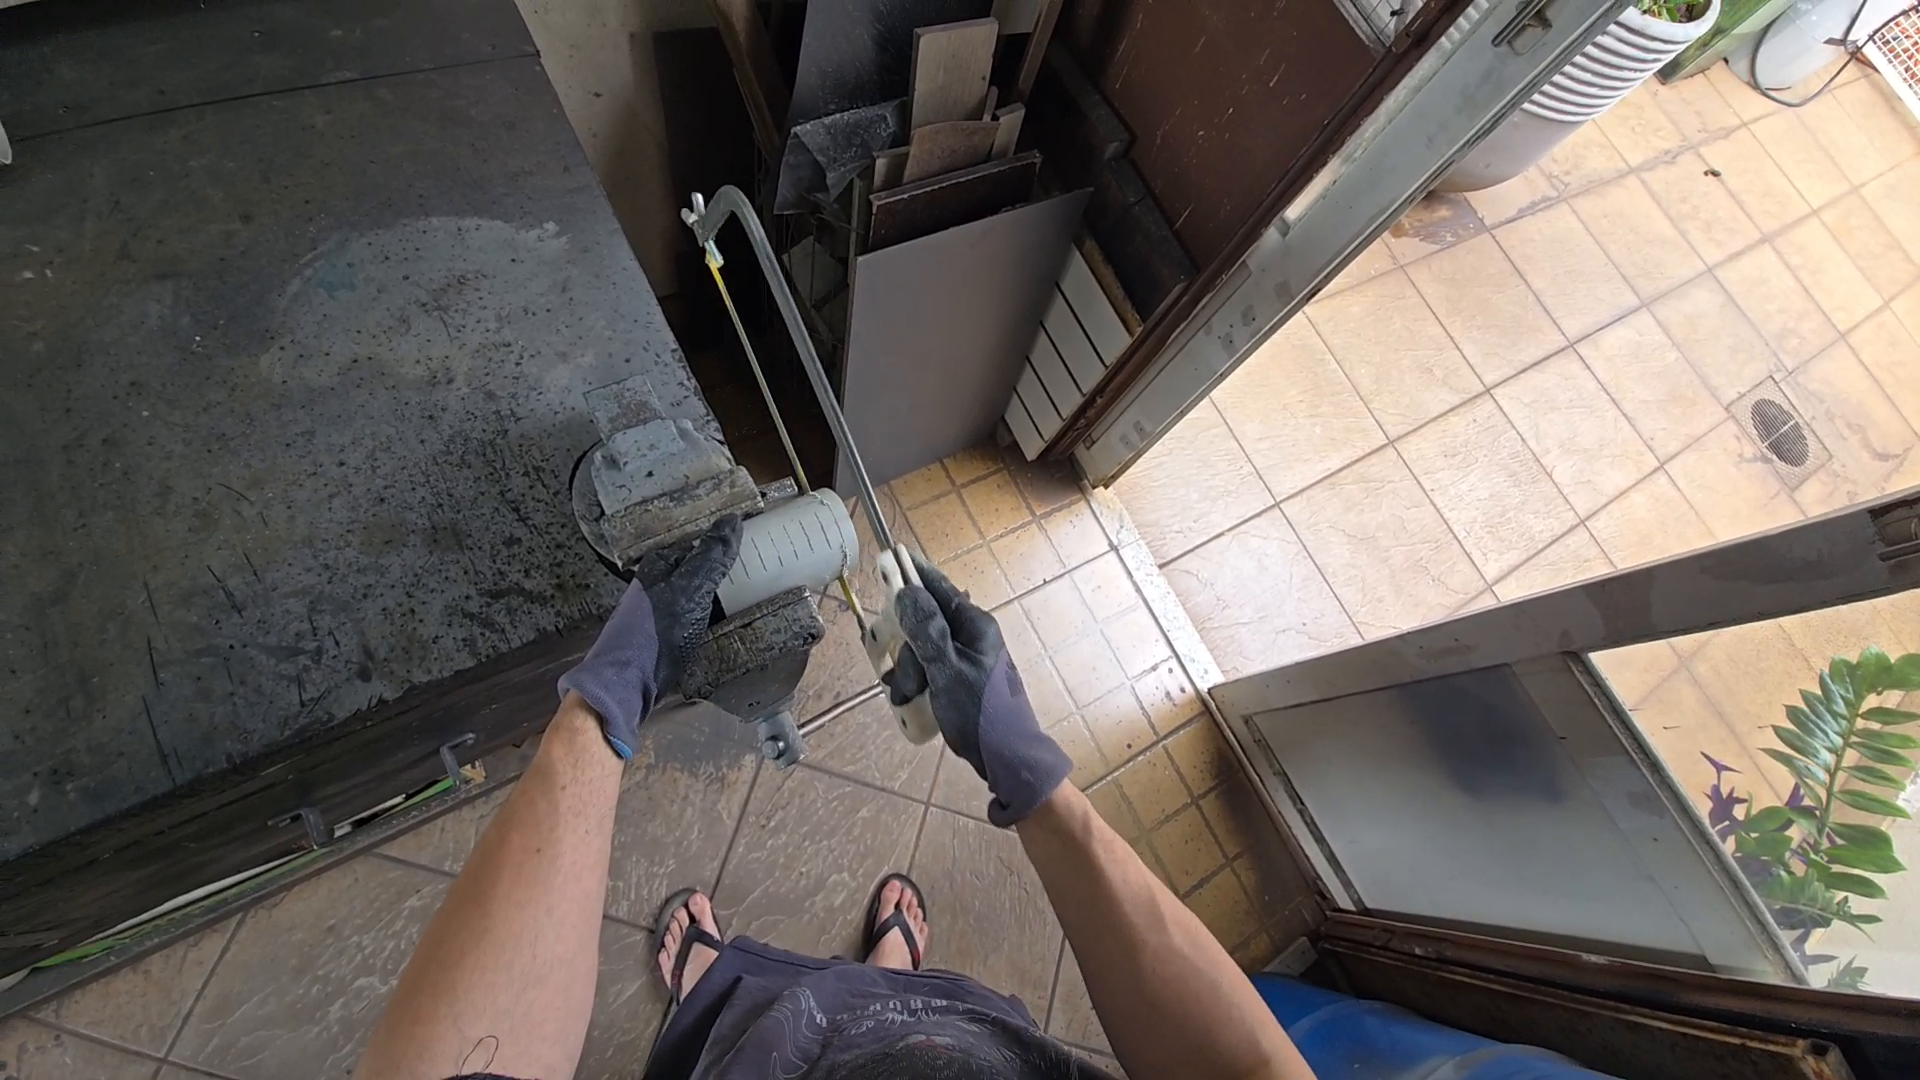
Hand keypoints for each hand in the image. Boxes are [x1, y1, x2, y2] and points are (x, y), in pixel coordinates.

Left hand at [559, 515, 741, 757]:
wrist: (625, 686)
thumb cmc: (656, 634)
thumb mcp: (690, 591)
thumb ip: (711, 558)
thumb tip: (732, 519)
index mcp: (659, 568)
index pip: (695, 543)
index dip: (720, 540)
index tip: (750, 540)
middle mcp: (655, 585)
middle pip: (694, 567)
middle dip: (720, 564)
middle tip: (756, 565)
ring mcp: (658, 612)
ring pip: (695, 590)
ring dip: (718, 589)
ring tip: (748, 589)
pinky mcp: (663, 636)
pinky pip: (694, 613)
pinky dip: (712, 611)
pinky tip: (727, 619)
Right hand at [884, 559, 1069, 825]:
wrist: (1005, 757)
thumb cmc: (979, 713)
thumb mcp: (946, 670)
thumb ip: (926, 630)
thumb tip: (908, 591)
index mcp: (974, 625)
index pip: (939, 588)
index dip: (914, 574)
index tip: (891, 559)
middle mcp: (971, 635)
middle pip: (925, 623)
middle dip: (907, 649)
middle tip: (901, 676)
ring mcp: (967, 657)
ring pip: (923, 649)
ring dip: (909, 671)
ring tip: (907, 696)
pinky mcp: (961, 677)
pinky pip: (930, 667)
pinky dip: (918, 680)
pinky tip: (911, 698)